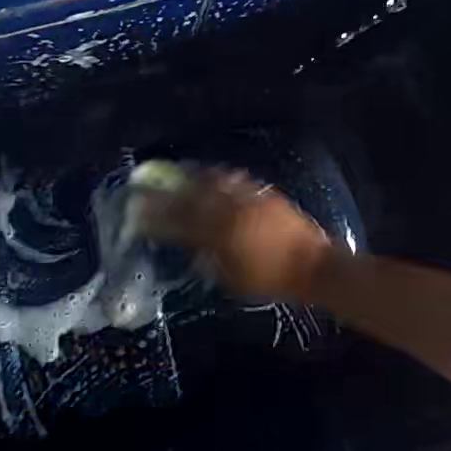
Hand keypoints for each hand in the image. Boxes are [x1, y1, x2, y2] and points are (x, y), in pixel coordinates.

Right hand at [136, 168, 338, 301]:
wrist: (312, 264)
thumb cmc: (271, 279)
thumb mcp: (233, 279)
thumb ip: (210, 261)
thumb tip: (194, 250)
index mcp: (219, 234)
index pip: (178, 221)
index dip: (156, 215)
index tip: (138, 210)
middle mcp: (229, 211)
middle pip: (190, 196)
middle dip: (165, 191)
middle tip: (148, 185)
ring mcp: (246, 198)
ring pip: (212, 181)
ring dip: (191, 176)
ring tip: (176, 171)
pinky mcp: (262, 193)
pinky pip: (234, 179)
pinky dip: (218, 175)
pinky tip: (212, 174)